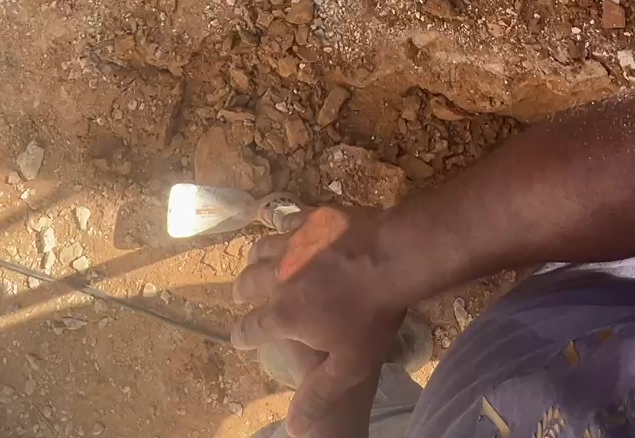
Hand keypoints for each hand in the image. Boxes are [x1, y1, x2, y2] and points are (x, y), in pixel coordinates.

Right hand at [233, 208, 409, 437]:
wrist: (393, 255)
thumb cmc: (372, 314)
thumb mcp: (349, 365)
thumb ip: (317, 395)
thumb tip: (292, 428)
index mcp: (283, 314)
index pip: (248, 329)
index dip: (242, 336)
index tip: (240, 338)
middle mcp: (279, 276)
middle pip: (247, 281)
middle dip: (242, 291)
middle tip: (242, 294)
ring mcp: (295, 242)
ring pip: (262, 247)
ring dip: (257, 257)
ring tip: (259, 261)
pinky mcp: (313, 218)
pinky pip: (287, 220)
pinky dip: (284, 228)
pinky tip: (290, 230)